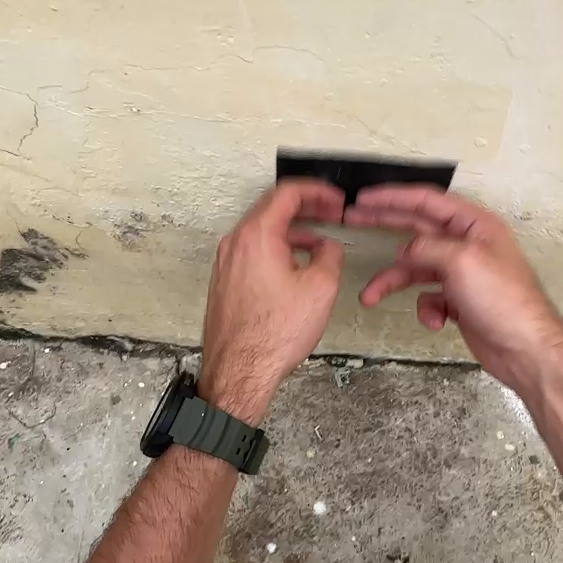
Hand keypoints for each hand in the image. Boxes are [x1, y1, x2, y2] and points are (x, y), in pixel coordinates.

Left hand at [198, 178, 346, 422]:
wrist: (240, 371)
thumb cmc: (274, 334)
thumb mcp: (320, 288)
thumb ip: (330, 255)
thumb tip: (327, 247)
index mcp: (257, 235)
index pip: (287, 192)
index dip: (318, 191)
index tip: (336, 199)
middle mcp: (235, 243)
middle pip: (272, 208)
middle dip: (307, 208)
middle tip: (333, 213)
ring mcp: (226, 262)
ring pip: (262, 231)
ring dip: (292, 230)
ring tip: (320, 242)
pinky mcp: (225, 281)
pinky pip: (253, 251)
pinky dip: (277, 248)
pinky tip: (296, 266)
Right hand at [344, 185, 562, 398]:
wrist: (524, 348)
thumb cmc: (503, 300)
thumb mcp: (462, 261)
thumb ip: (427, 248)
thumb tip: (406, 252)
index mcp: (474, 225)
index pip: (427, 201)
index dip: (393, 197)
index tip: (364, 197)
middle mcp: (468, 244)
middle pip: (417, 227)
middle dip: (384, 225)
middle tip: (353, 218)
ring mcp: (462, 273)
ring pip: (416, 269)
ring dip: (394, 282)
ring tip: (370, 296)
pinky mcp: (459, 299)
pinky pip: (429, 297)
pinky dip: (426, 309)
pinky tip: (436, 321)